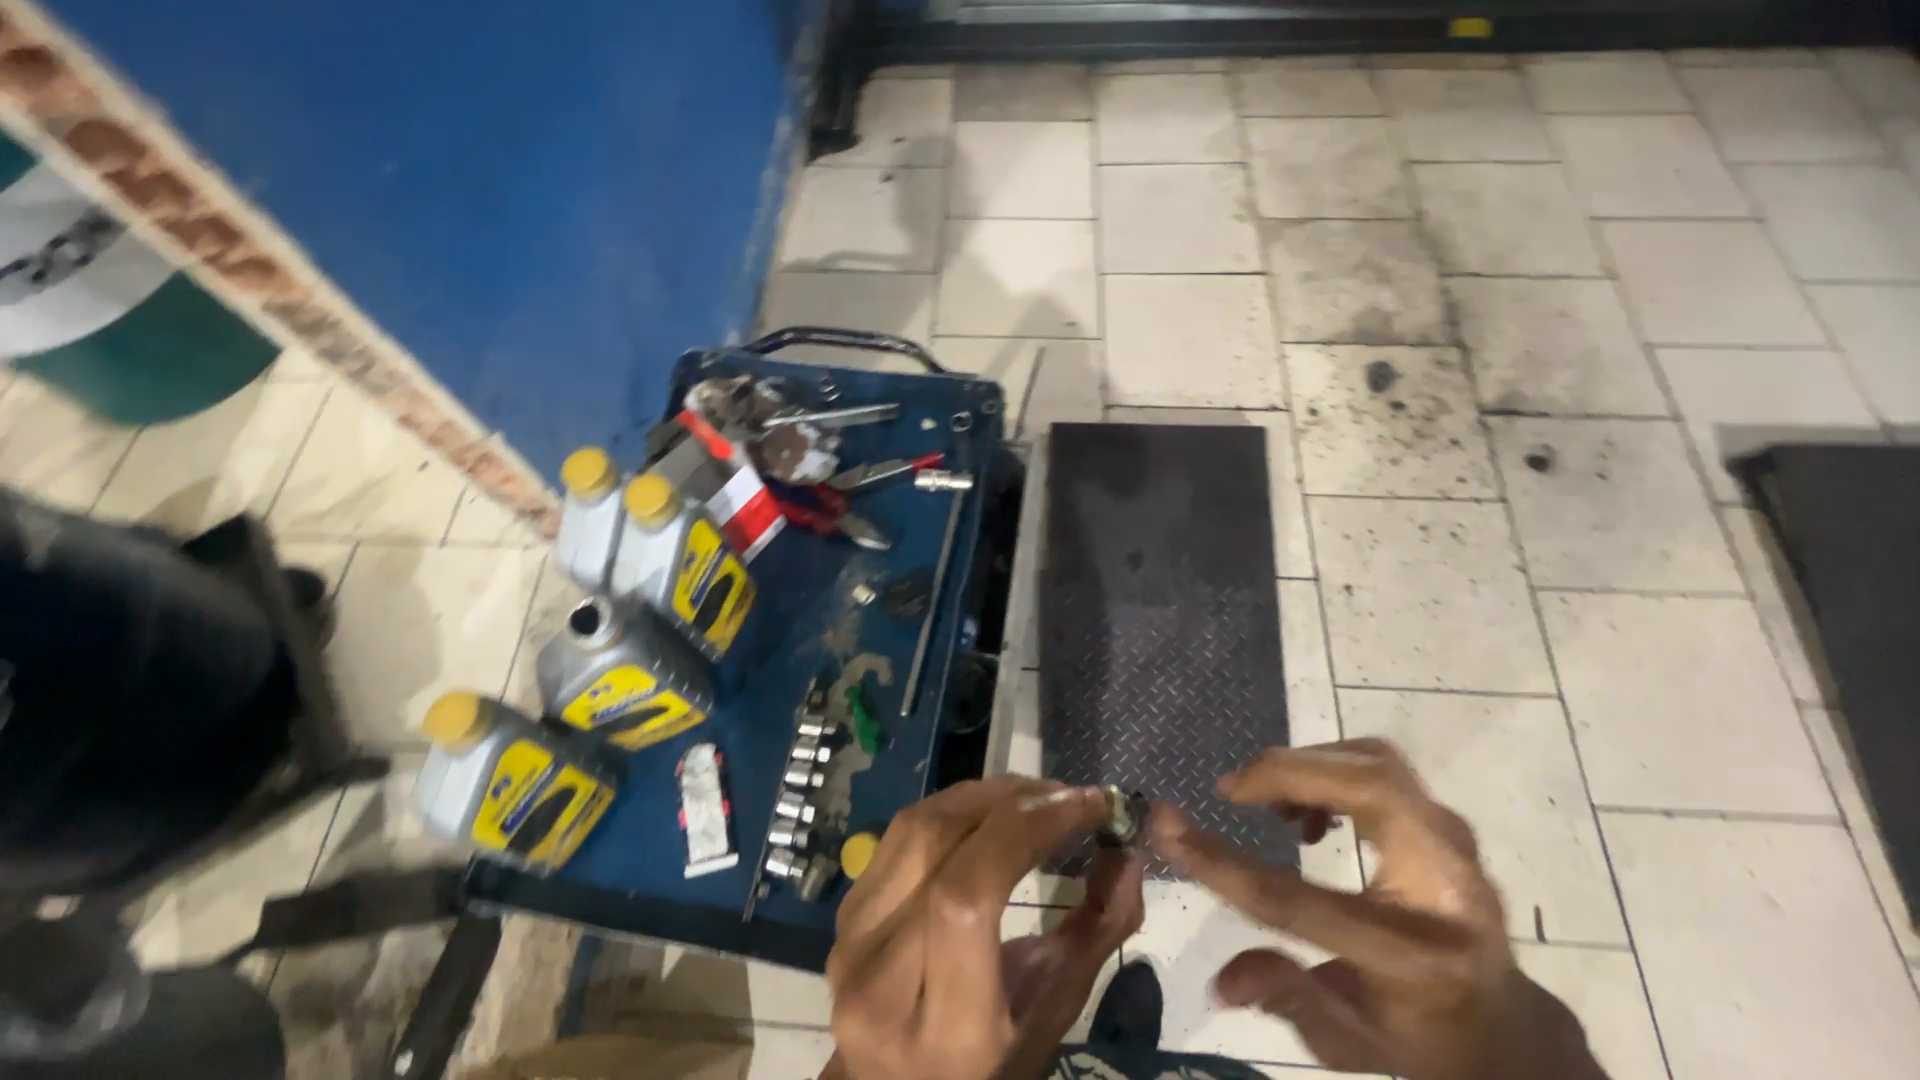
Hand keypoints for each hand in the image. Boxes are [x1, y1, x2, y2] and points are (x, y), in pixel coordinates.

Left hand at [824, 777, 1144, 1079]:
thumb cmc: (988, 1064)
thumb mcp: (1053, 1015)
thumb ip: (1096, 934)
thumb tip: (1128, 852)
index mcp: (943, 1027)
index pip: (967, 899)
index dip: (1027, 832)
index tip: (1087, 805)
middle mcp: (879, 976)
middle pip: (937, 848)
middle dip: (1013, 805)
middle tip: (1069, 795)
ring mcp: (850, 938)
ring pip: (914, 828)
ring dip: (983, 795)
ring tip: (1036, 794)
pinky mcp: (844, 910)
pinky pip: (900, 836)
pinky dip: (953, 809)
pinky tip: (991, 810)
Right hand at [1150, 740, 1607, 1079]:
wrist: (1506, 1027)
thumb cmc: (1419, 1038)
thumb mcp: (1351, 1045)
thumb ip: (1290, 1000)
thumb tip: (1223, 977)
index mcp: (1416, 958)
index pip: (1302, 901)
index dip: (1225, 865)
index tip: (1165, 825)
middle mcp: (1446, 887)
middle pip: (1373, 790)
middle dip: (1288, 773)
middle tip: (1228, 789)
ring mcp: (1454, 846)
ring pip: (1379, 764)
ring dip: (1307, 765)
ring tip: (1259, 798)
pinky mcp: (1446, 824)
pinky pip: (1383, 768)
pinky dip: (1330, 767)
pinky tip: (1302, 811)